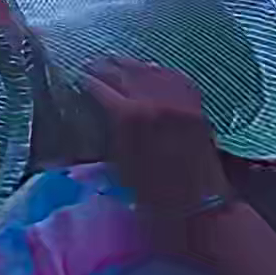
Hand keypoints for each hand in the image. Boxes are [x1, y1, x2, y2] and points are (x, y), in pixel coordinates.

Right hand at [81, 58, 231, 218]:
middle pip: (120, 70)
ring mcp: (176, 99)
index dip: (83, 80)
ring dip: (126, 64)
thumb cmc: (152, 197)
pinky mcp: (194, 104)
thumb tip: (91, 109)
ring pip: (146, 67)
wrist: (202, 212)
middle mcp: (152, 99)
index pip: (97, 85)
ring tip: (113, 62)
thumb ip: (106, 129)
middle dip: (100, 66)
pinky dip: (155, 71)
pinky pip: (171, 76)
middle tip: (87, 65)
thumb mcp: (117, 162)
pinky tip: (147, 70)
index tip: (73, 77)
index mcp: (128, 116)